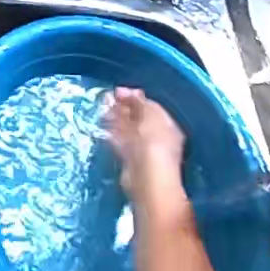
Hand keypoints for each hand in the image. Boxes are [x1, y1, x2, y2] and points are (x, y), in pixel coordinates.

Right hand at [105, 87, 187, 213]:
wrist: (147, 179)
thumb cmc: (153, 143)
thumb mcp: (149, 116)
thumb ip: (140, 102)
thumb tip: (130, 91)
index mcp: (166, 125)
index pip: (150, 107)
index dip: (134, 97)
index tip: (117, 91)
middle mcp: (156, 136)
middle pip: (138, 117)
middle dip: (123, 107)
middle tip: (107, 98)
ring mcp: (143, 148)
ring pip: (128, 129)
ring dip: (116, 119)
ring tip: (102, 110)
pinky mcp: (130, 160)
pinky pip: (121, 142)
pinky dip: (112, 134)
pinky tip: (103, 127)